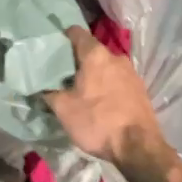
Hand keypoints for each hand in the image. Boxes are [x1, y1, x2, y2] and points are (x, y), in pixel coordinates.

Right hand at [45, 27, 171, 168]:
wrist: (140, 149)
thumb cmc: (98, 122)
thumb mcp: (64, 109)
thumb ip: (49, 92)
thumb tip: (40, 86)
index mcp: (95, 54)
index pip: (76, 32)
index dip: (63, 38)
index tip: (53, 51)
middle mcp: (115, 56)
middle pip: (92, 51)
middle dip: (79, 61)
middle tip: (65, 77)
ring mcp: (131, 72)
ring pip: (106, 66)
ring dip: (95, 75)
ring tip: (84, 92)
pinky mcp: (141, 89)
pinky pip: (119, 80)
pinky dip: (109, 87)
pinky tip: (103, 104)